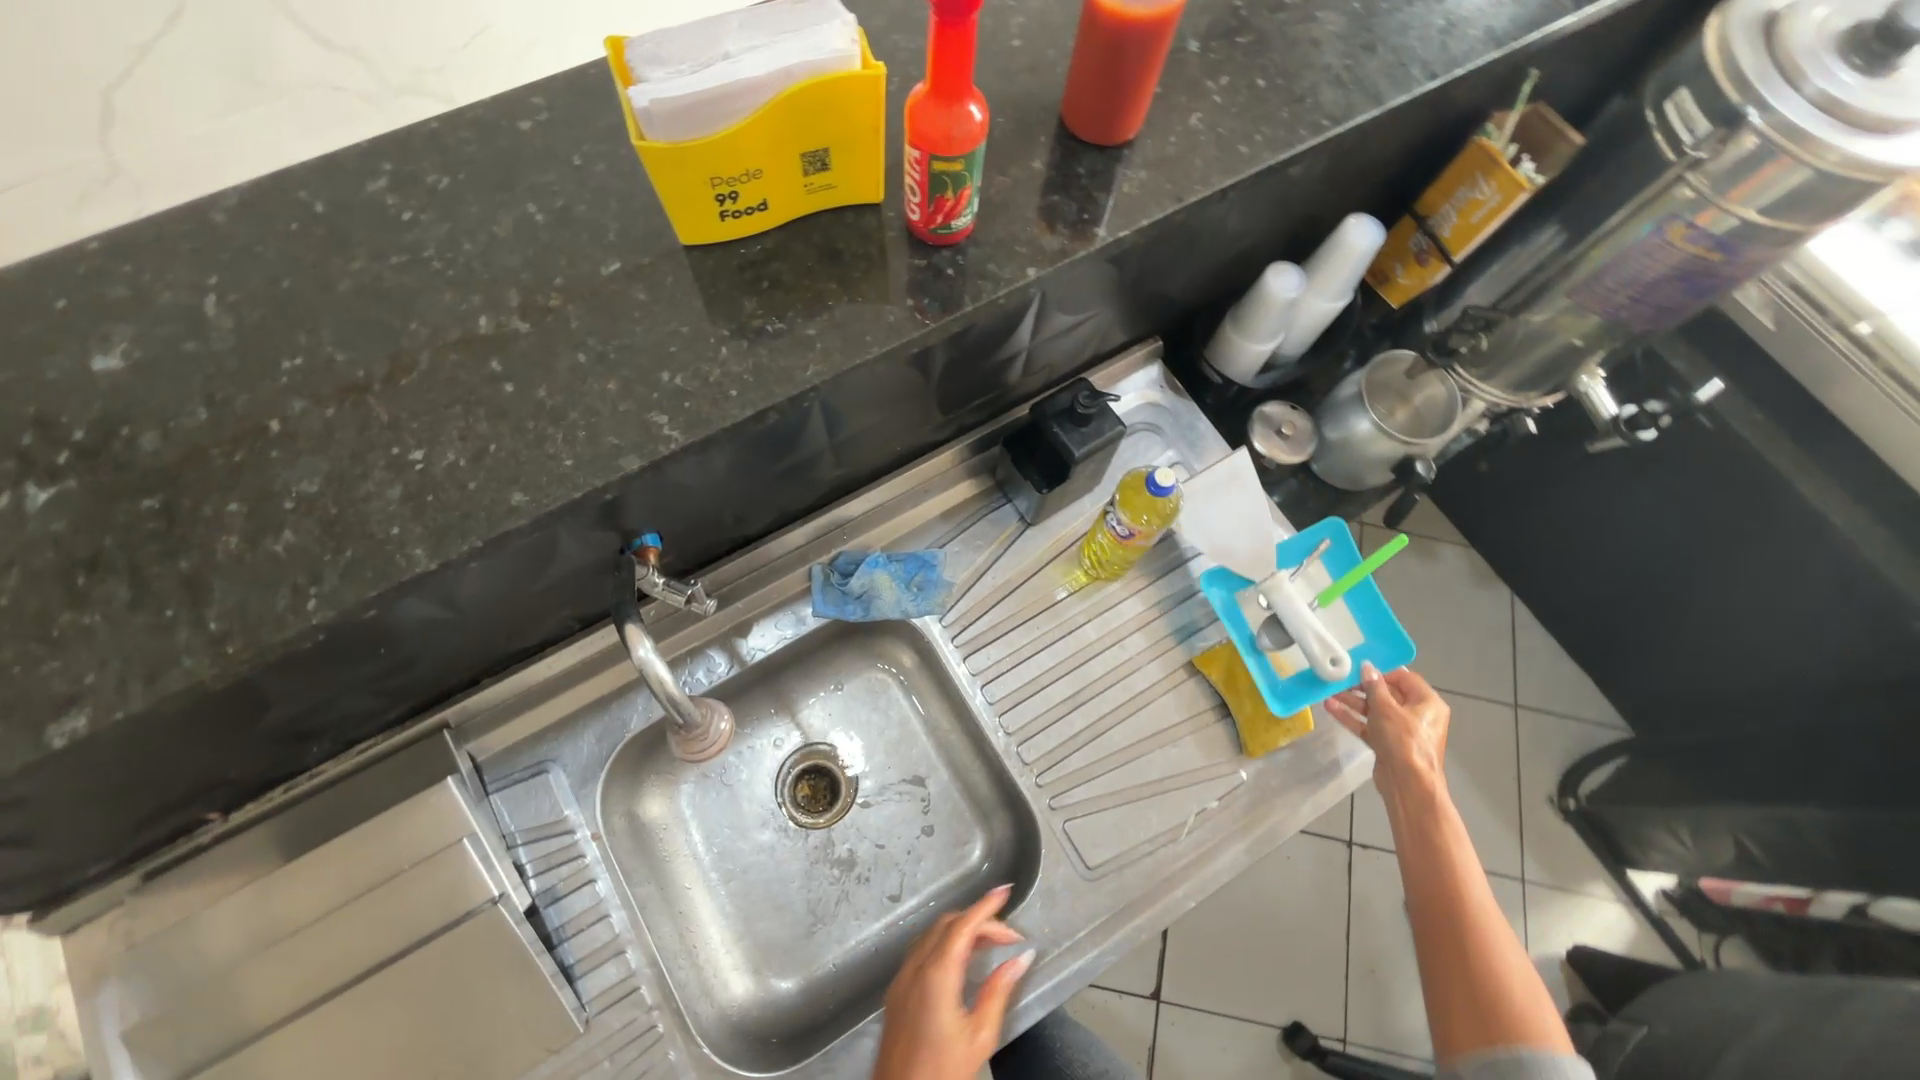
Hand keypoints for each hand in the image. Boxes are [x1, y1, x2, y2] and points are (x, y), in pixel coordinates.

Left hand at [873, 884, 1034, 1079]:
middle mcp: (915, 968)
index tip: (1005, 891)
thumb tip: (1021, 959)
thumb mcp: (980, 1035)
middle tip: (1007, 936)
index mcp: (936, 975)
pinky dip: (944, 944)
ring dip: (961, 930)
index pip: (963, 926)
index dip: (986, 905)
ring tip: (990, 944)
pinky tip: (961, 960)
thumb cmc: (942, 1072)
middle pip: (947, 925)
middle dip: (978, 920)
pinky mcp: (896, 991)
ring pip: (932, 935)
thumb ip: (999, 991)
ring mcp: (902, 978)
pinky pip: (921, 951)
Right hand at [1324, 662, 1449, 793]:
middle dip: (1361, 688)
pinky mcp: (1387, 744)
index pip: (1404, 678)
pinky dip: (1353, 718)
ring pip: (1375, 710)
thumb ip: (1374, 686)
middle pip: (1387, 694)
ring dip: (1353, 702)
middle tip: (1339, 680)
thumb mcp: (1387, 709)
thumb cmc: (1404, 741)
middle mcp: (1417, 714)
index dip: (1381, 672)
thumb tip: (1367, 666)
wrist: (1408, 784)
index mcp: (1427, 702)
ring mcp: (1401, 731)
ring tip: (1329, 693)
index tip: (1358, 668)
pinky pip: (1369, 726)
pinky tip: (1331, 708)